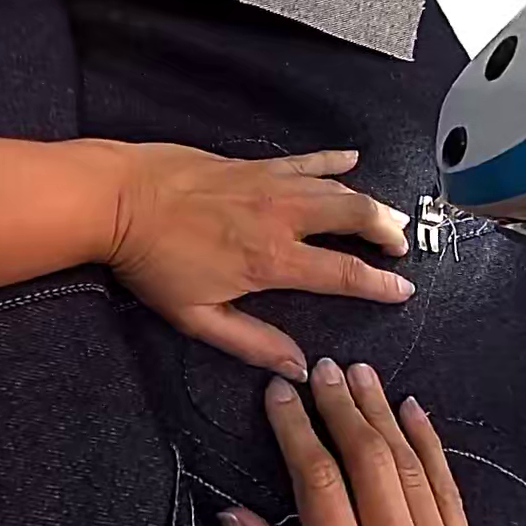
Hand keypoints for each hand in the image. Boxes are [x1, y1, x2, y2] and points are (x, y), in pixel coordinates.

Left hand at [89, 143, 412, 380]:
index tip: (404, 289)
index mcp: (274, 261)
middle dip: (388, 231)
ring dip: (370, 203)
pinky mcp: (260, 165)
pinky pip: (308, 160)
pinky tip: (353, 159)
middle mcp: (286, 217)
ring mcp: (275, 184)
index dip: (381, 284)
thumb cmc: (156, 262)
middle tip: (401, 245)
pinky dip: (334, 160)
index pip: (344, 274)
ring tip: (389, 216)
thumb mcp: (197, 317)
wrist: (122, 198)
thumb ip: (253, 342)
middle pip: (356, 217)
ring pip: (340, 190)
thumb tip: (299, 367)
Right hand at [219, 361, 502, 525]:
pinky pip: (451, 491)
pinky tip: (417, 411)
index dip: (296, 431)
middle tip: (323, 370)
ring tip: (361, 375)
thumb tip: (237, 518)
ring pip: (409, 465)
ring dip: (382, 412)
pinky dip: (431, 444)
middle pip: (367, 461)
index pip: (318, 485)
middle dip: (341, 406)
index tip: (282, 397)